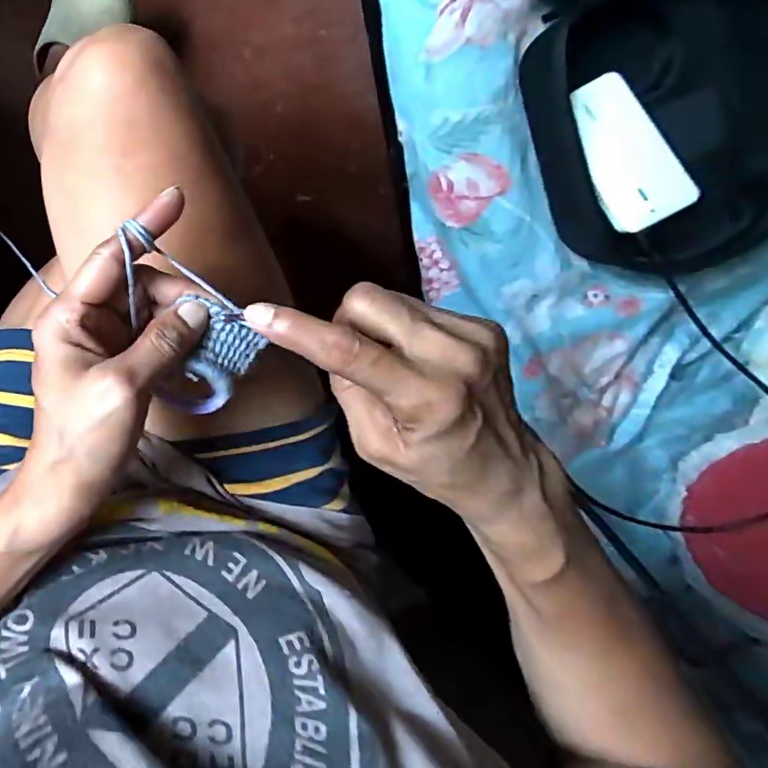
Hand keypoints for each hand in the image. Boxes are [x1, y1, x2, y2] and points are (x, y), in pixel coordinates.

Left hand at [15, 187, 211, 530]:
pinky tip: (201, 354)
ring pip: (150, 310)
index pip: (109, 257)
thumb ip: (161, 342)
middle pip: (137, 284)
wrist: (66, 488)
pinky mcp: (118, 362)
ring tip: (214, 340)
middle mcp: (84, 320)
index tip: (178, 195)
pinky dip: (178, 341)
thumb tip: (199, 309)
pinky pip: (153, 337)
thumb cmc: (82, 439)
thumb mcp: (124, 388)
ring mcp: (102, 341)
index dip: (144, 225)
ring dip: (183, 320)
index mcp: (69, 316)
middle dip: (177, 295)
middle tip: (214, 320)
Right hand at [242, 284, 564, 536]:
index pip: (350, 352)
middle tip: (351, 356)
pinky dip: (399, 326)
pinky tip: (415, 356)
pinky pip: (413, 305)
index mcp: (427, 399)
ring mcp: (475, 335)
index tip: (258, 313)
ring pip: (388, 297)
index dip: (299, 330)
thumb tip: (328, 343)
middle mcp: (455, 357)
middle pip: (366, 300)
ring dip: (372, 324)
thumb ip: (349, 390)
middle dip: (343, 321)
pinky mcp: (483, 324)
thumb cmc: (432, 467)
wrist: (509, 469)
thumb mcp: (374, 445)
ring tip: (390, 361)